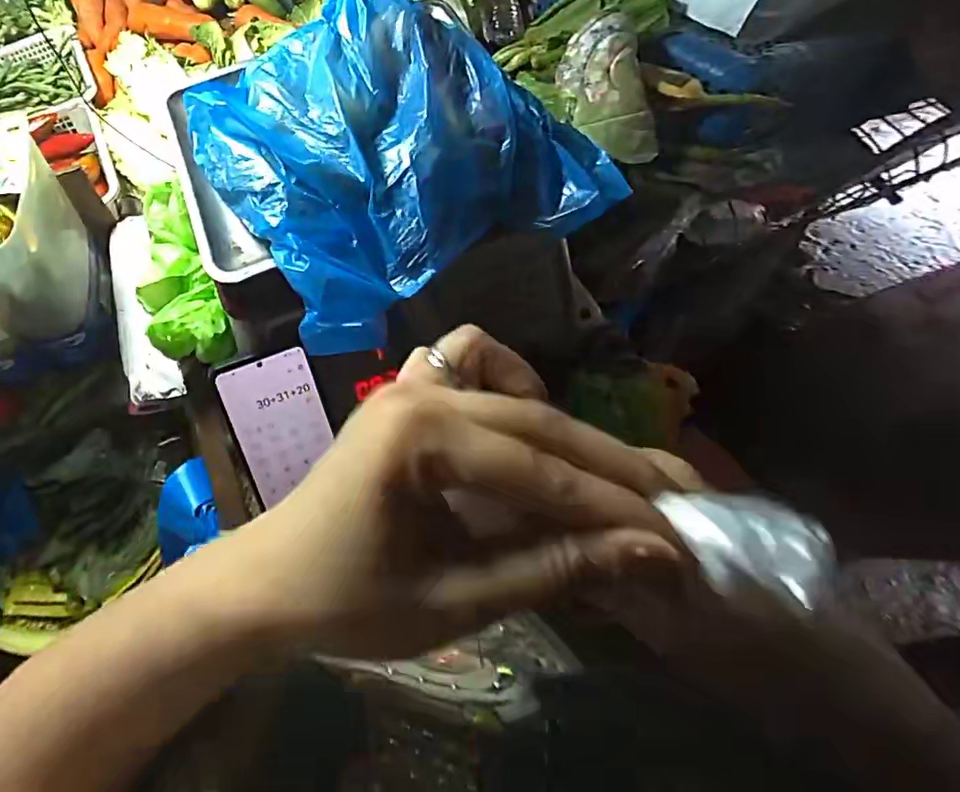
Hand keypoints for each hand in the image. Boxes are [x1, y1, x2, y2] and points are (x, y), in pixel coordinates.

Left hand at [210, 334, 685, 659]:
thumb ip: (552, 567)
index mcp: (422, 436)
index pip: (544, 472)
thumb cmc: (349, 599)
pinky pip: (457, 360)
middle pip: (537, 422)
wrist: (272, 580)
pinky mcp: (396, 397)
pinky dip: (500, 379)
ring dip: (558, 420)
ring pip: (505, 380)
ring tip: (598, 475)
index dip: (619, 513)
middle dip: (610, 467)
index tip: (687, 549)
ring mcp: (402, 386)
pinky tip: (520, 423)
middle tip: (679, 510)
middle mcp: (416, 393)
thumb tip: (652, 553)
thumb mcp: (456, 598)